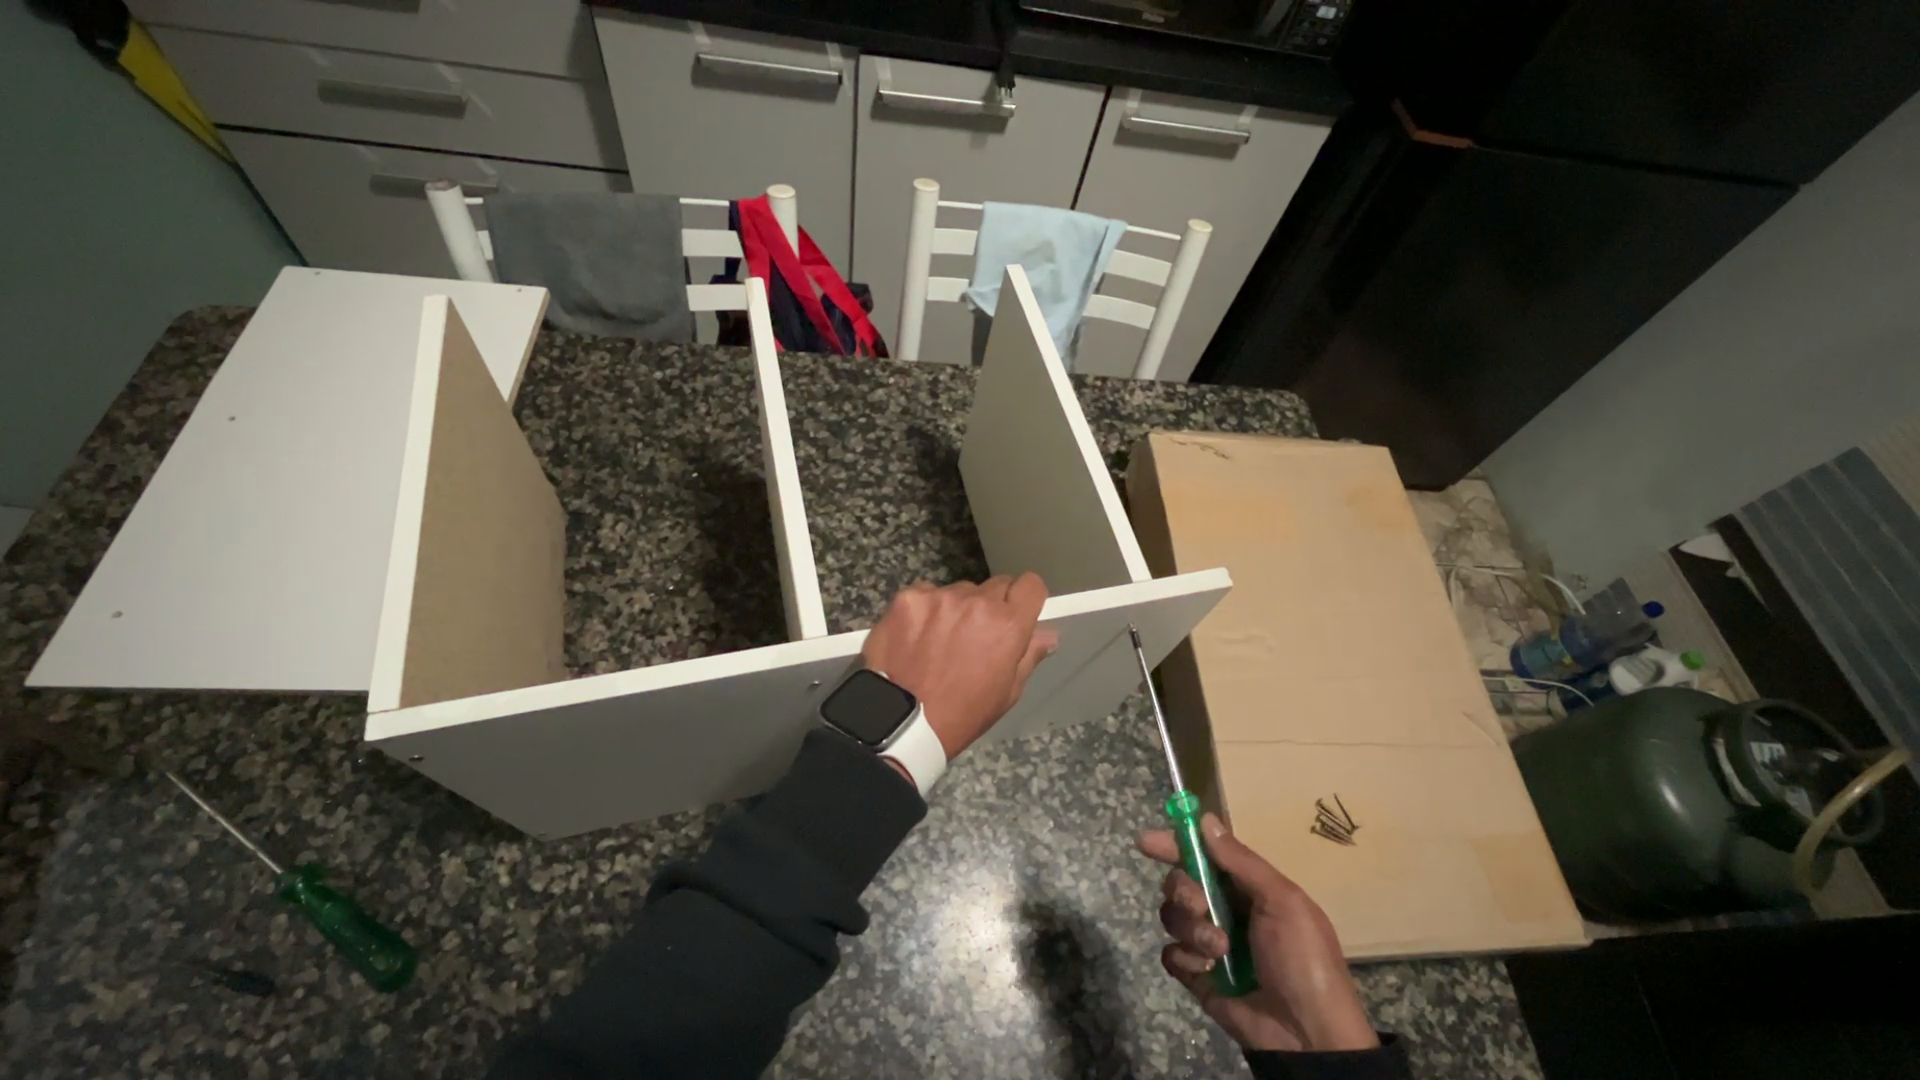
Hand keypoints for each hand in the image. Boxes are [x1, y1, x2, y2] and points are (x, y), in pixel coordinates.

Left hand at [861, 574, 1057, 758]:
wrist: (902, 722)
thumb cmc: (963, 714)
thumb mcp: (1007, 693)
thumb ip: (1029, 656)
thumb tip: (1049, 635)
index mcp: (1008, 624)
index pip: (1031, 584)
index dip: (1025, 597)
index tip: (1016, 611)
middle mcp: (977, 602)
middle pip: (995, 585)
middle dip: (991, 605)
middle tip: (975, 634)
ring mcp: (940, 597)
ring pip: (958, 590)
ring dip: (956, 607)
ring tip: (940, 640)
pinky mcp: (908, 598)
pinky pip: (925, 594)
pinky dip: (924, 610)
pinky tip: (915, 635)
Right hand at [1138, 814, 1377, 1053]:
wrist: (1308, 1035)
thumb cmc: (1303, 960)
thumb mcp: (1283, 902)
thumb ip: (1241, 861)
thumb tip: (1206, 819)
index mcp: (1248, 888)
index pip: (1204, 855)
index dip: (1175, 843)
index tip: (1147, 842)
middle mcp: (1225, 910)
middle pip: (1180, 882)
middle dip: (1184, 891)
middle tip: (1201, 905)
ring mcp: (1208, 944)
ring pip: (1172, 916)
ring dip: (1191, 929)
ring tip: (1218, 951)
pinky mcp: (1197, 976)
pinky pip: (1171, 954)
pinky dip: (1185, 959)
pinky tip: (1206, 971)